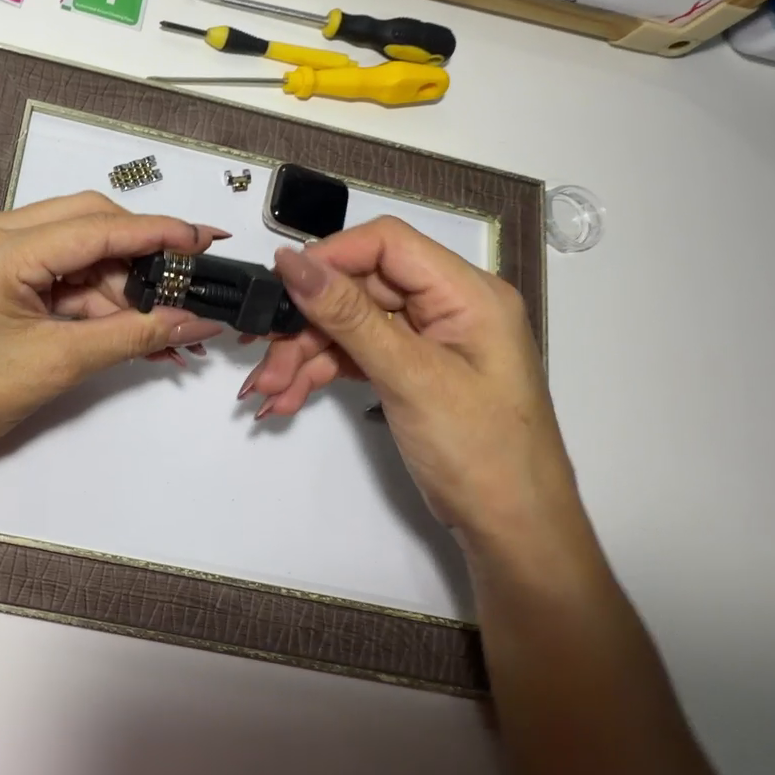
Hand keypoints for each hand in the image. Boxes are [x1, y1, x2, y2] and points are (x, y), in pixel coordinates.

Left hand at [0, 192, 225, 466]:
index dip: (155, 233)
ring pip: (79, 246)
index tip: (203, 239)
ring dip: (119, 284)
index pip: (95, 226)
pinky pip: (61, 266)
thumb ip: (133, 335)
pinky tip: (126, 325)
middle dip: (138, 260)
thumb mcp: (60, 362)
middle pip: (89, 223)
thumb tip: (194, 321)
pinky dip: (94, 294)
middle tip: (181, 293)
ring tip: (157, 327)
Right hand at [246, 216, 575, 540]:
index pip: (386, 244)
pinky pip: (353, 355)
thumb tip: (292, 263)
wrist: (512, 531)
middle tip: (262, 357)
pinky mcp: (409, 368)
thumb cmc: (480, 452)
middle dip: (305, 325)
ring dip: (302, 356)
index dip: (329, 257)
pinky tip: (287, 398)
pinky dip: (319, 374)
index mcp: (466, 293)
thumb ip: (348, 315)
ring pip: (347, 324)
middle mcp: (447, 306)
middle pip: (356, 288)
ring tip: (268, 392)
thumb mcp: (409, 377)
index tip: (279, 286)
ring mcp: (427, 339)